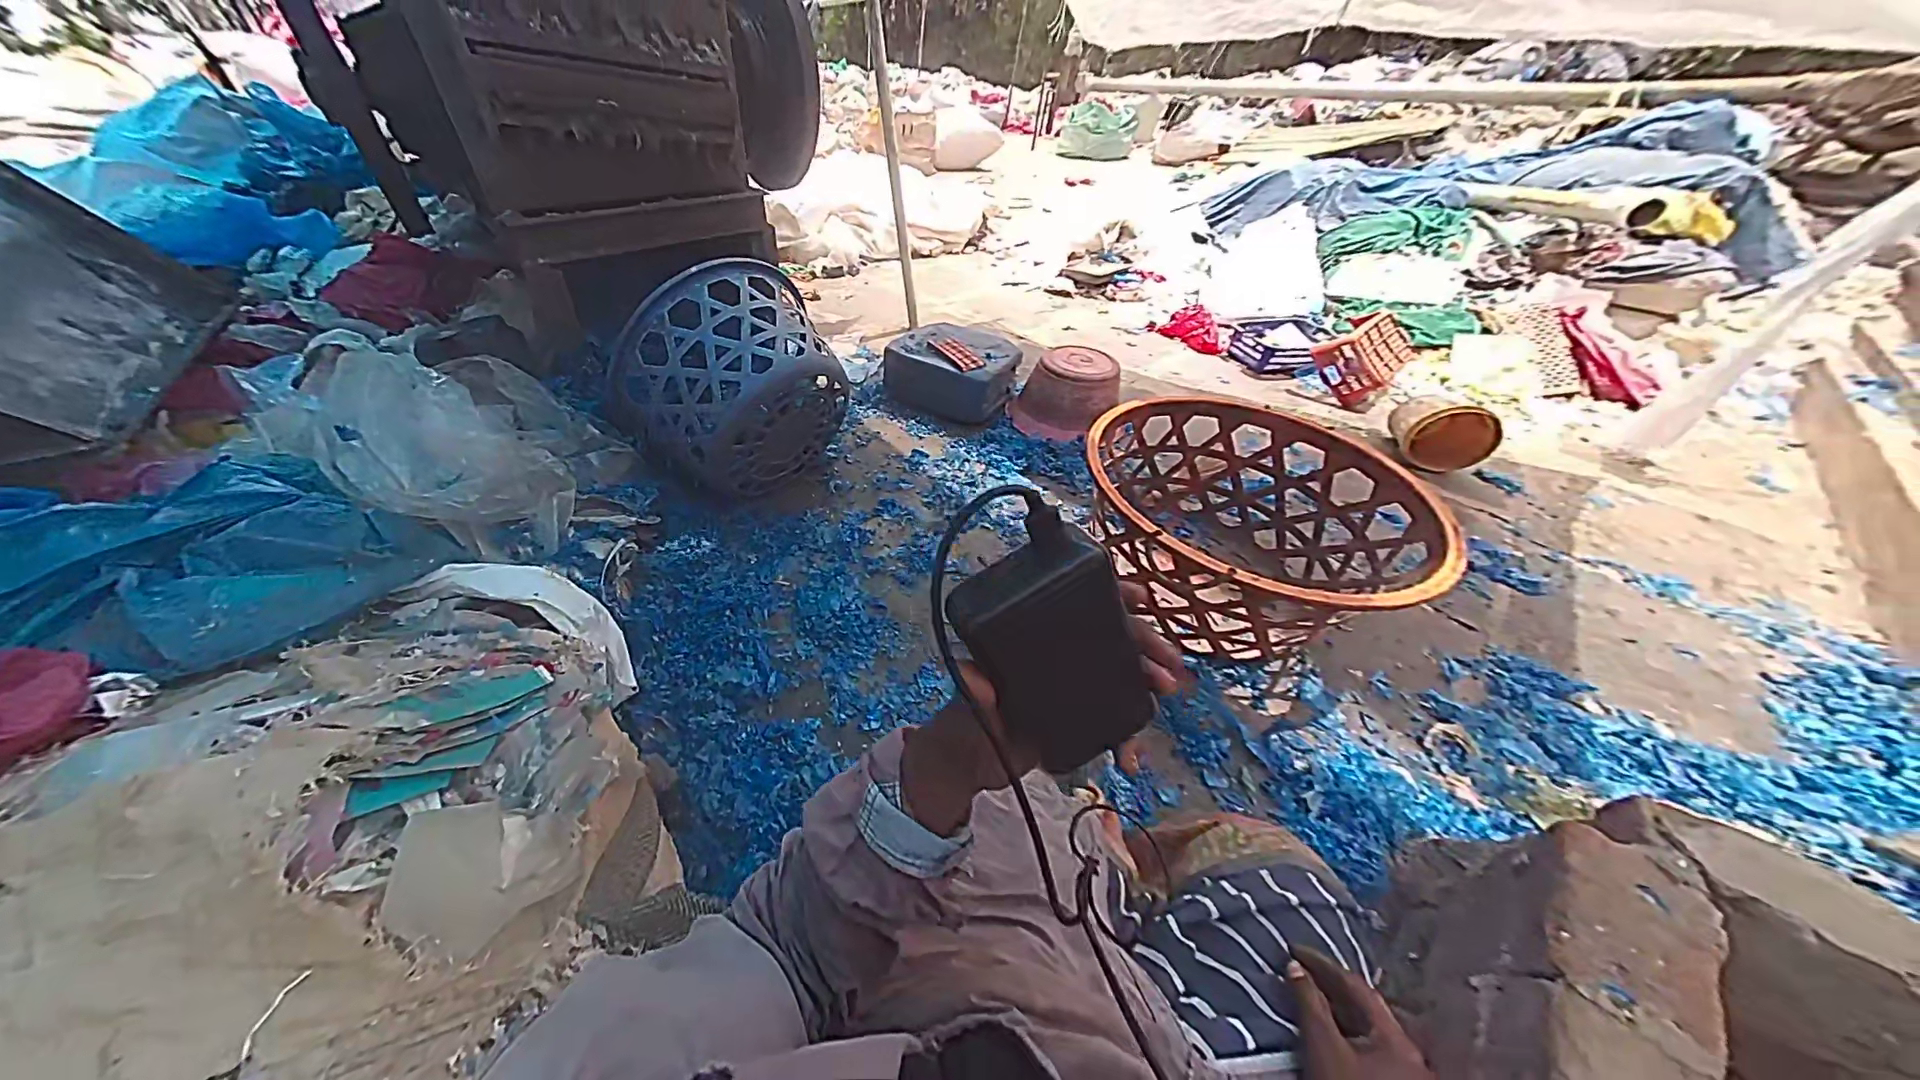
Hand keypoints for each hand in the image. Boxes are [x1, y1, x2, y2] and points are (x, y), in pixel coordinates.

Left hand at [901, 584, 1188, 836]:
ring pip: (1121, 675)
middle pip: (1111, 639)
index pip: (1076, 607)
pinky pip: (1113, 723)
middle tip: (1166, 659)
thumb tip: (976, 673)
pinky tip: (1131, 756)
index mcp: (1035, 641)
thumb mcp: (967, 700)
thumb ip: (974, 687)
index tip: (1139, 596)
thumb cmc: (963, 719)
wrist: (968, 765)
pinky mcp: (1079, 720)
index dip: (1111, 596)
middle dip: (1145, 643)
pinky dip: (1127, 738)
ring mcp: (1073, 687)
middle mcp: (1059, 657)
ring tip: (1164, 688)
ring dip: (1147, 679)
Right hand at [1287, 947, 1432, 1079]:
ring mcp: (1403, 1072)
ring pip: (1366, 1026)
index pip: (1356, 986)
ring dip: (1336, 1006)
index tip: (1293, 949)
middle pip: (1366, 1006)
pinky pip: (1365, 1043)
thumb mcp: (1324, 1048)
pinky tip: (1325, 1028)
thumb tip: (1294, 967)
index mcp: (1395, 1038)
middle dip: (1331, 983)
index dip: (1323, 964)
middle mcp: (1407, 1052)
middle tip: (1300, 967)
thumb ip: (1310, 1005)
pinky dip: (1342, 1027)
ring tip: (1308, 992)